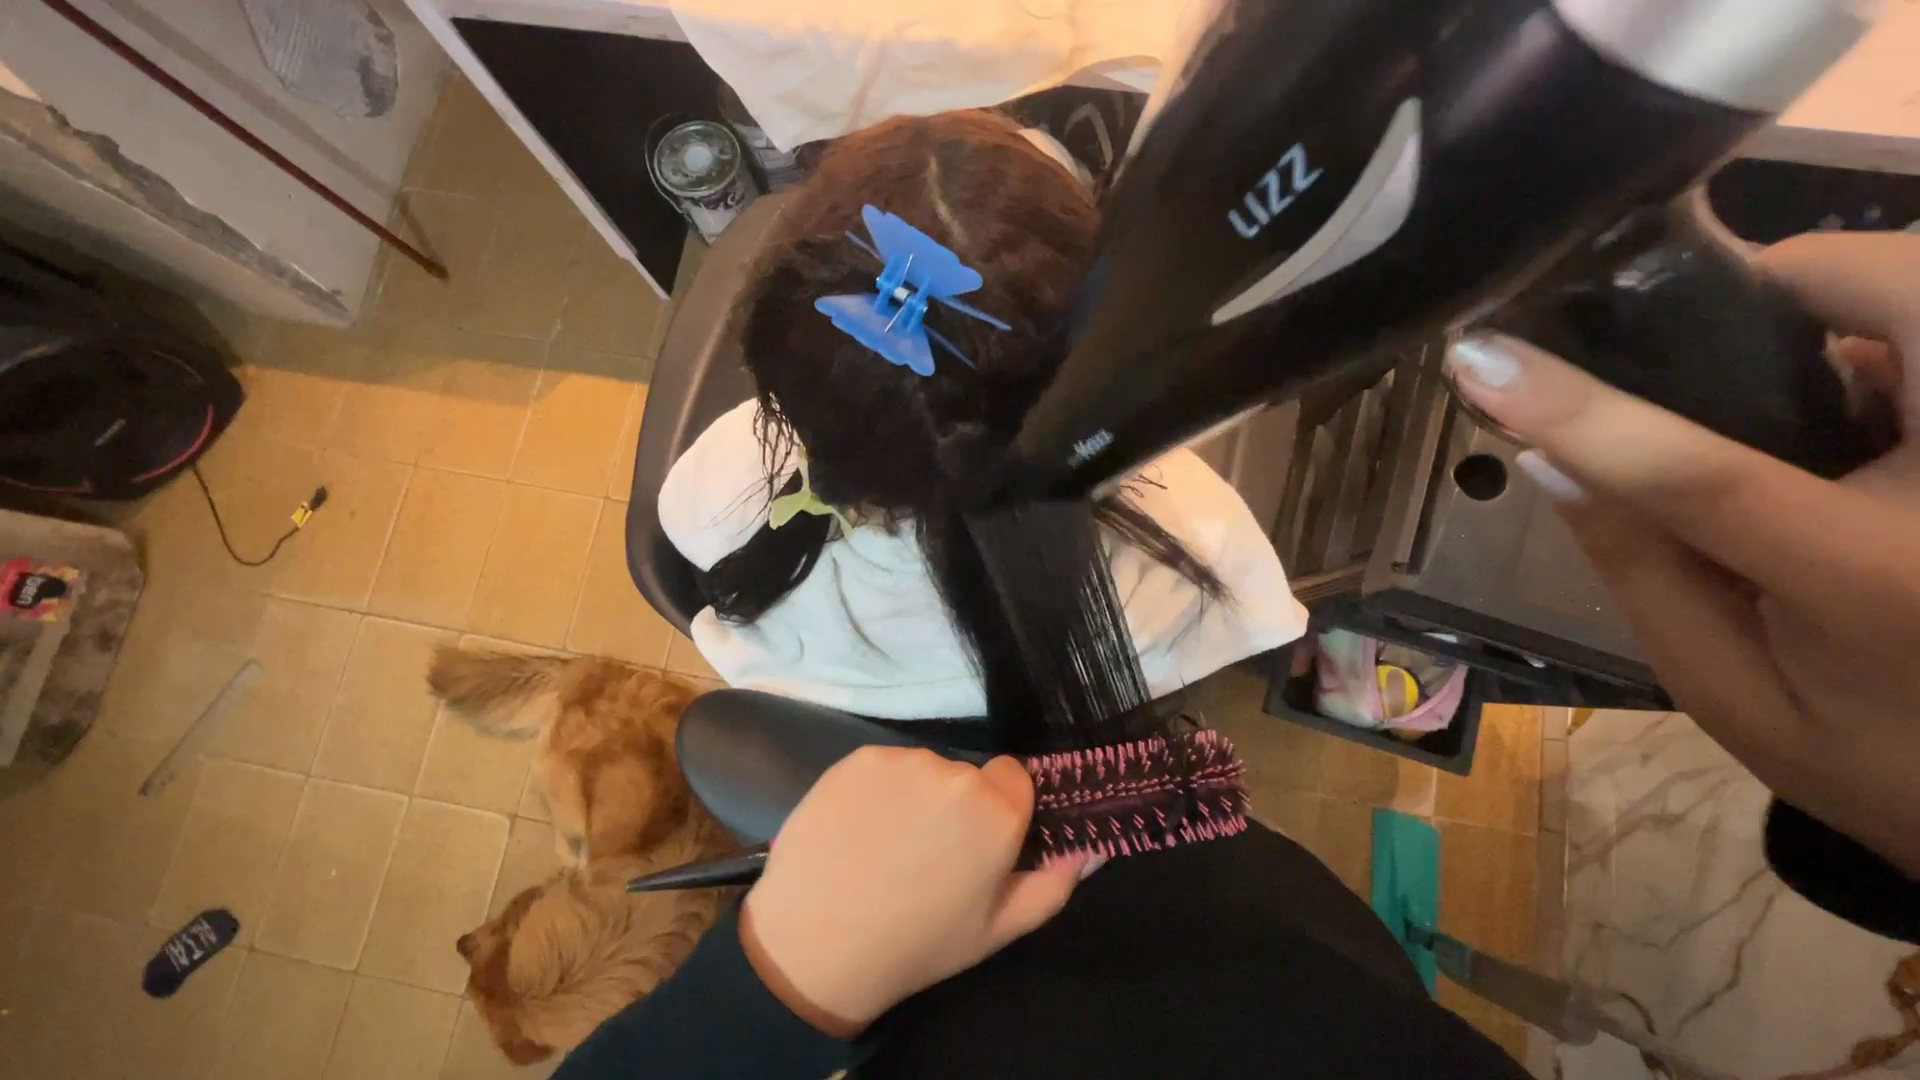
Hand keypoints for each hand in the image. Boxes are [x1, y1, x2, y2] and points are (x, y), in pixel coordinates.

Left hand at [739, 747, 1087, 1035]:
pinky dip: (878, 791)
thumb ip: (1055, 883)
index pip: (1016, 777)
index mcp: (996, 810)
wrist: (814, 945)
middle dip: (958, 806)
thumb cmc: (917, 943)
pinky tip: (858, 829)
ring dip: (916, 796)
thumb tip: (1091, 847)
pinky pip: (883, 766)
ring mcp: (900, 760)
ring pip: (924, 770)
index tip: (978, 841)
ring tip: (886, 846)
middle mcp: (953, 772)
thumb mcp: (998, 929)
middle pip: (968, 776)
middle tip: (928, 854)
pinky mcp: (856, 757)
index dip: (1000, 808)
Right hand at [1446, 231, 1919, 875]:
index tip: (1478, 356)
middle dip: (1782, 288)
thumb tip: (1552, 461)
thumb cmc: (1879, 753)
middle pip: (1893, 296)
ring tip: (1784, 413)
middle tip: (1703, 348)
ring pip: (1919, 298)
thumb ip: (1641, 572)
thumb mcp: (1727, 687)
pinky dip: (1880, 350)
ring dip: (1837, 320)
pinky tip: (1851, 437)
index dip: (1579, 408)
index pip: (1698, 473)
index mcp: (1877, 579)